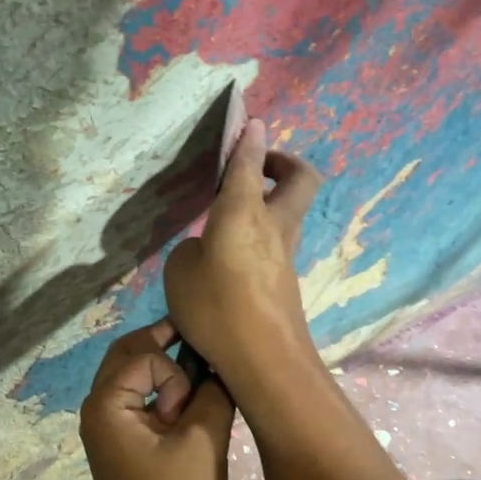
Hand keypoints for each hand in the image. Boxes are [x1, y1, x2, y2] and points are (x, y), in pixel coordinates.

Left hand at [79, 319, 234, 479]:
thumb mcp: (203, 441)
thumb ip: (213, 393)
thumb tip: (220, 364)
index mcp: (104, 404)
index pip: (144, 357)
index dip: (174, 374)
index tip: (183, 414)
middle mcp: (95, 409)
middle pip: (126, 355)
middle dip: (162, 345)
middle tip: (199, 343)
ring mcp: (103, 427)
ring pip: (129, 376)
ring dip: (159, 369)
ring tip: (196, 375)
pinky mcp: (116, 443)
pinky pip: (134, 400)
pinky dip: (157, 392)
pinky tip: (184, 402)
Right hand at [164, 118, 322, 382]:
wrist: (265, 359)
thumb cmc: (215, 307)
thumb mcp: (180, 272)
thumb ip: (191, 250)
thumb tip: (205, 249)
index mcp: (243, 212)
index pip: (248, 163)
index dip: (247, 139)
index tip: (249, 120)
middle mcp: (273, 224)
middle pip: (300, 178)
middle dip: (283, 161)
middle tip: (257, 165)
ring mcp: (285, 253)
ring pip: (290, 210)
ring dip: (270, 199)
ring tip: (233, 210)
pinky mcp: (285, 279)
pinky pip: (276, 240)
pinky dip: (259, 232)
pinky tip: (230, 253)